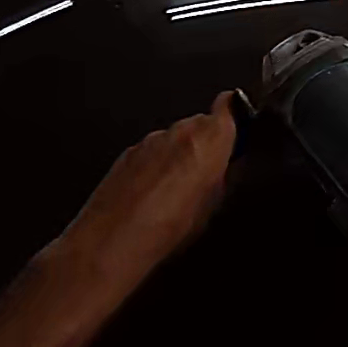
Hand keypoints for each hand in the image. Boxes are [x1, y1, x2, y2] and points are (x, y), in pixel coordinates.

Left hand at [61, 91, 236, 288]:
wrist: (112, 242)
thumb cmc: (165, 227)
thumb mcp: (215, 205)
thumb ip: (227, 175)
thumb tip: (231, 168)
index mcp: (210, 137)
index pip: (229, 104)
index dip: (234, 112)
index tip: (235, 127)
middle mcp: (181, 130)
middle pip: (201, 124)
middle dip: (203, 144)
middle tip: (204, 175)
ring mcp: (152, 139)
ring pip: (174, 139)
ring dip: (177, 156)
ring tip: (173, 194)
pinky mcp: (128, 152)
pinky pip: (150, 152)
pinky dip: (153, 166)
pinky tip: (150, 197)